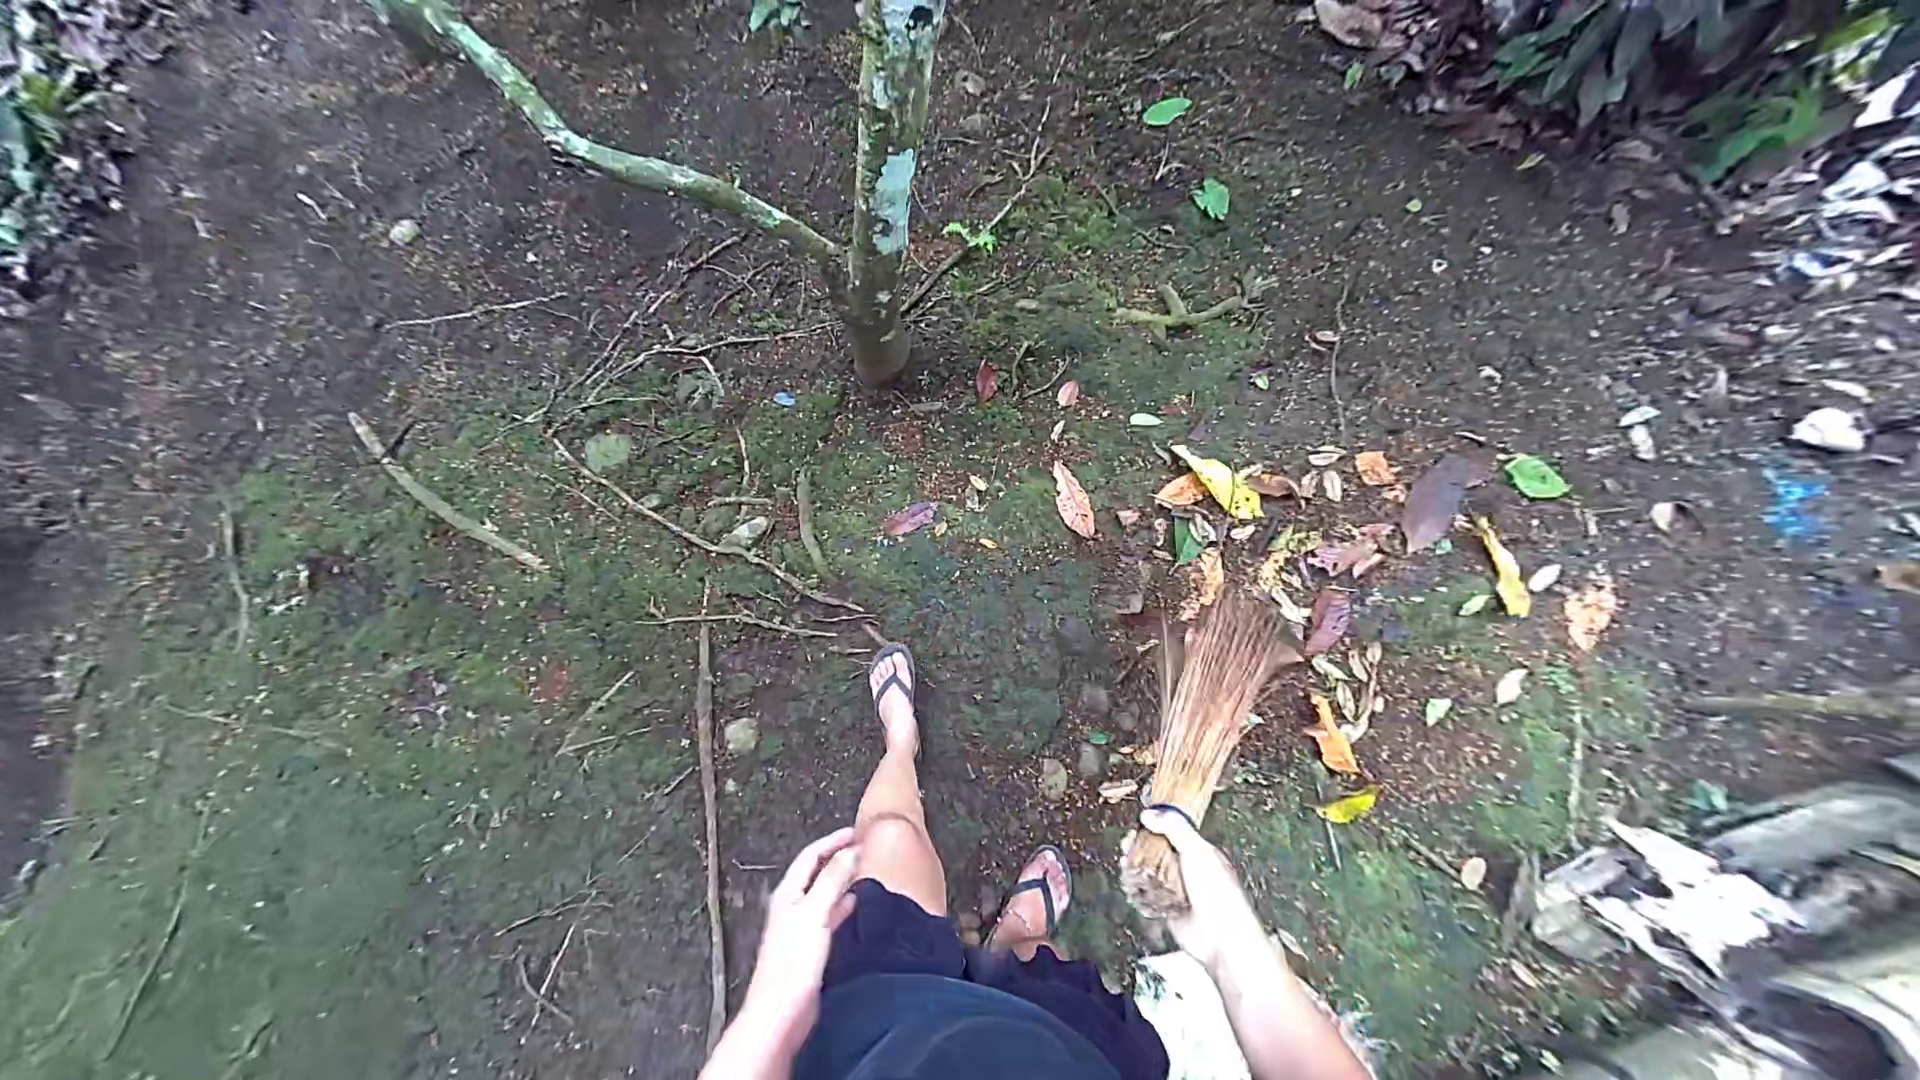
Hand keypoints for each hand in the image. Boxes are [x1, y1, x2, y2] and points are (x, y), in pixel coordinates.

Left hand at [737, 827, 862, 1052]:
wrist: (780, 1015)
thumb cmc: (790, 967)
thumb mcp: (815, 912)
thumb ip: (833, 878)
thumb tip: (851, 850)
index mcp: (788, 892)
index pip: (811, 854)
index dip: (833, 840)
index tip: (855, 832)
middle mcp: (792, 905)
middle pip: (816, 870)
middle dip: (838, 855)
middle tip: (860, 846)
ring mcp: (800, 925)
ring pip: (823, 890)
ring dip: (841, 877)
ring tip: (861, 869)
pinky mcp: (809, 945)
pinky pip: (828, 913)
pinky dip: (842, 903)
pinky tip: (853, 905)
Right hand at [1137, 808, 1272, 974]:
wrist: (1222, 941)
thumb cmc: (1219, 895)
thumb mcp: (1198, 851)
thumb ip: (1174, 828)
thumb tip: (1150, 814)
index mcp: (1199, 852)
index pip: (1172, 831)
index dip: (1155, 825)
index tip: (1140, 822)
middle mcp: (1186, 869)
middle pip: (1156, 850)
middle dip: (1139, 845)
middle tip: (1128, 844)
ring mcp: (1176, 889)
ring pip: (1148, 871)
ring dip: (1134, 865)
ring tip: (1126, 862)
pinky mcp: (1167, 908)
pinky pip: (1146, 893)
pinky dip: (1136, 887)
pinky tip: (1130, 881)